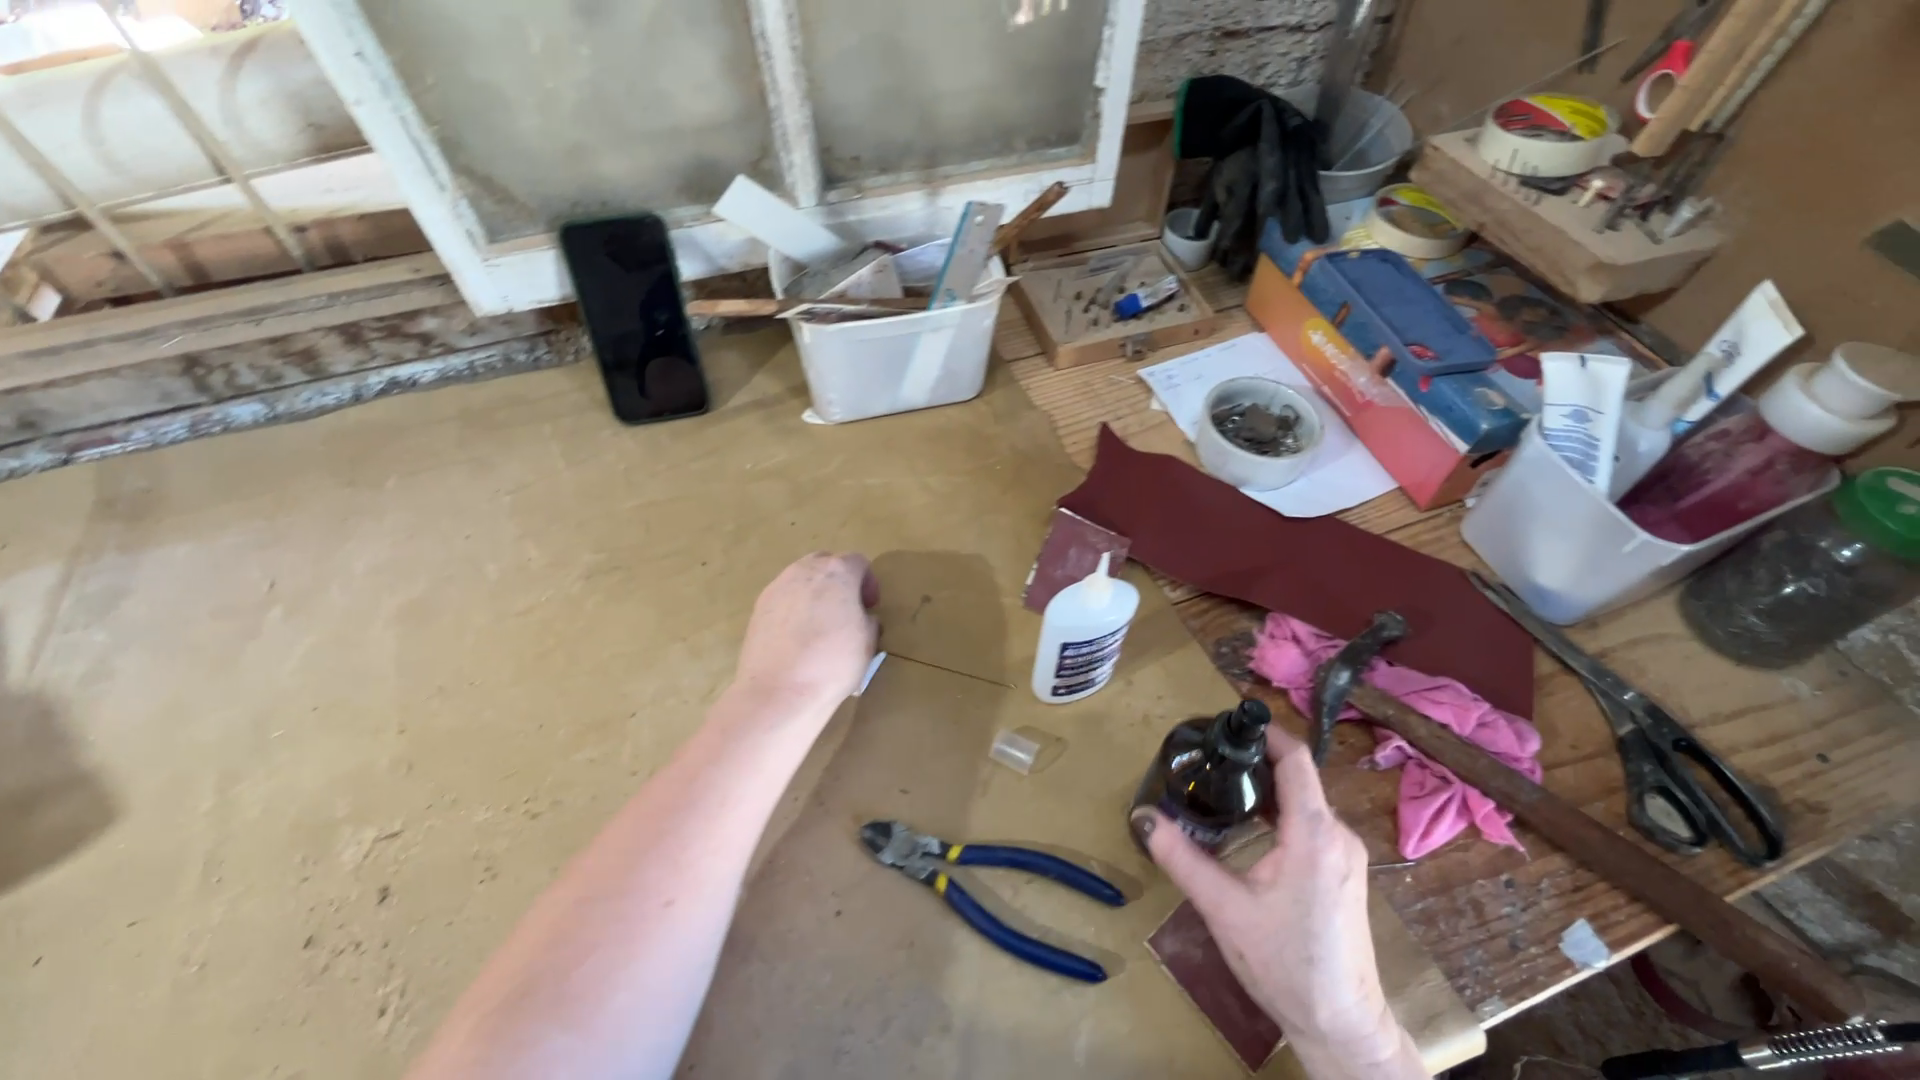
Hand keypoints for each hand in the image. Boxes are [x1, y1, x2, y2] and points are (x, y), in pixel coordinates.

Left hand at [733, 552, 879, 715]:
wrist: (779, 691)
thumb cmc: (833, 663)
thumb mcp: (868, 643)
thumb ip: (868, 620)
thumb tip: (861, 618)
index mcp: (837, 572)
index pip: (858, 561)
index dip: (868, 582)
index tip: (869, 607)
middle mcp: (804, 571)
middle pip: (826, 563)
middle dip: (839, 581)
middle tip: (846, 610)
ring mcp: (777, 587)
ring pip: (801, 579)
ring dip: (815, 594)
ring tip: (819, 626)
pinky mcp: (758, 607)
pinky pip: (783, 598)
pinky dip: (794, 609)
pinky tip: (797, 638)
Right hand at [1135, 726, 1419, 1074]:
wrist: (1342, 1024)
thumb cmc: (1285, 964)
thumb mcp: (1223, 909)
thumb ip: (1182, 858)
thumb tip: (1144, 817)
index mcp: (1314, 833)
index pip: (1295, 760)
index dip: (1265, 733)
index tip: (1230, 721)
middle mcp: (1338, 835)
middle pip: (1298, 779)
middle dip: (1256, 762)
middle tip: (1211, 758)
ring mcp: (1346, 856)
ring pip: (1304, 805)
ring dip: (1266, 791)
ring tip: (1222, 788)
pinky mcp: (1344, 874)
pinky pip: (1312, 827)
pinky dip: (1280, 816)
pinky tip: (1249, 829)